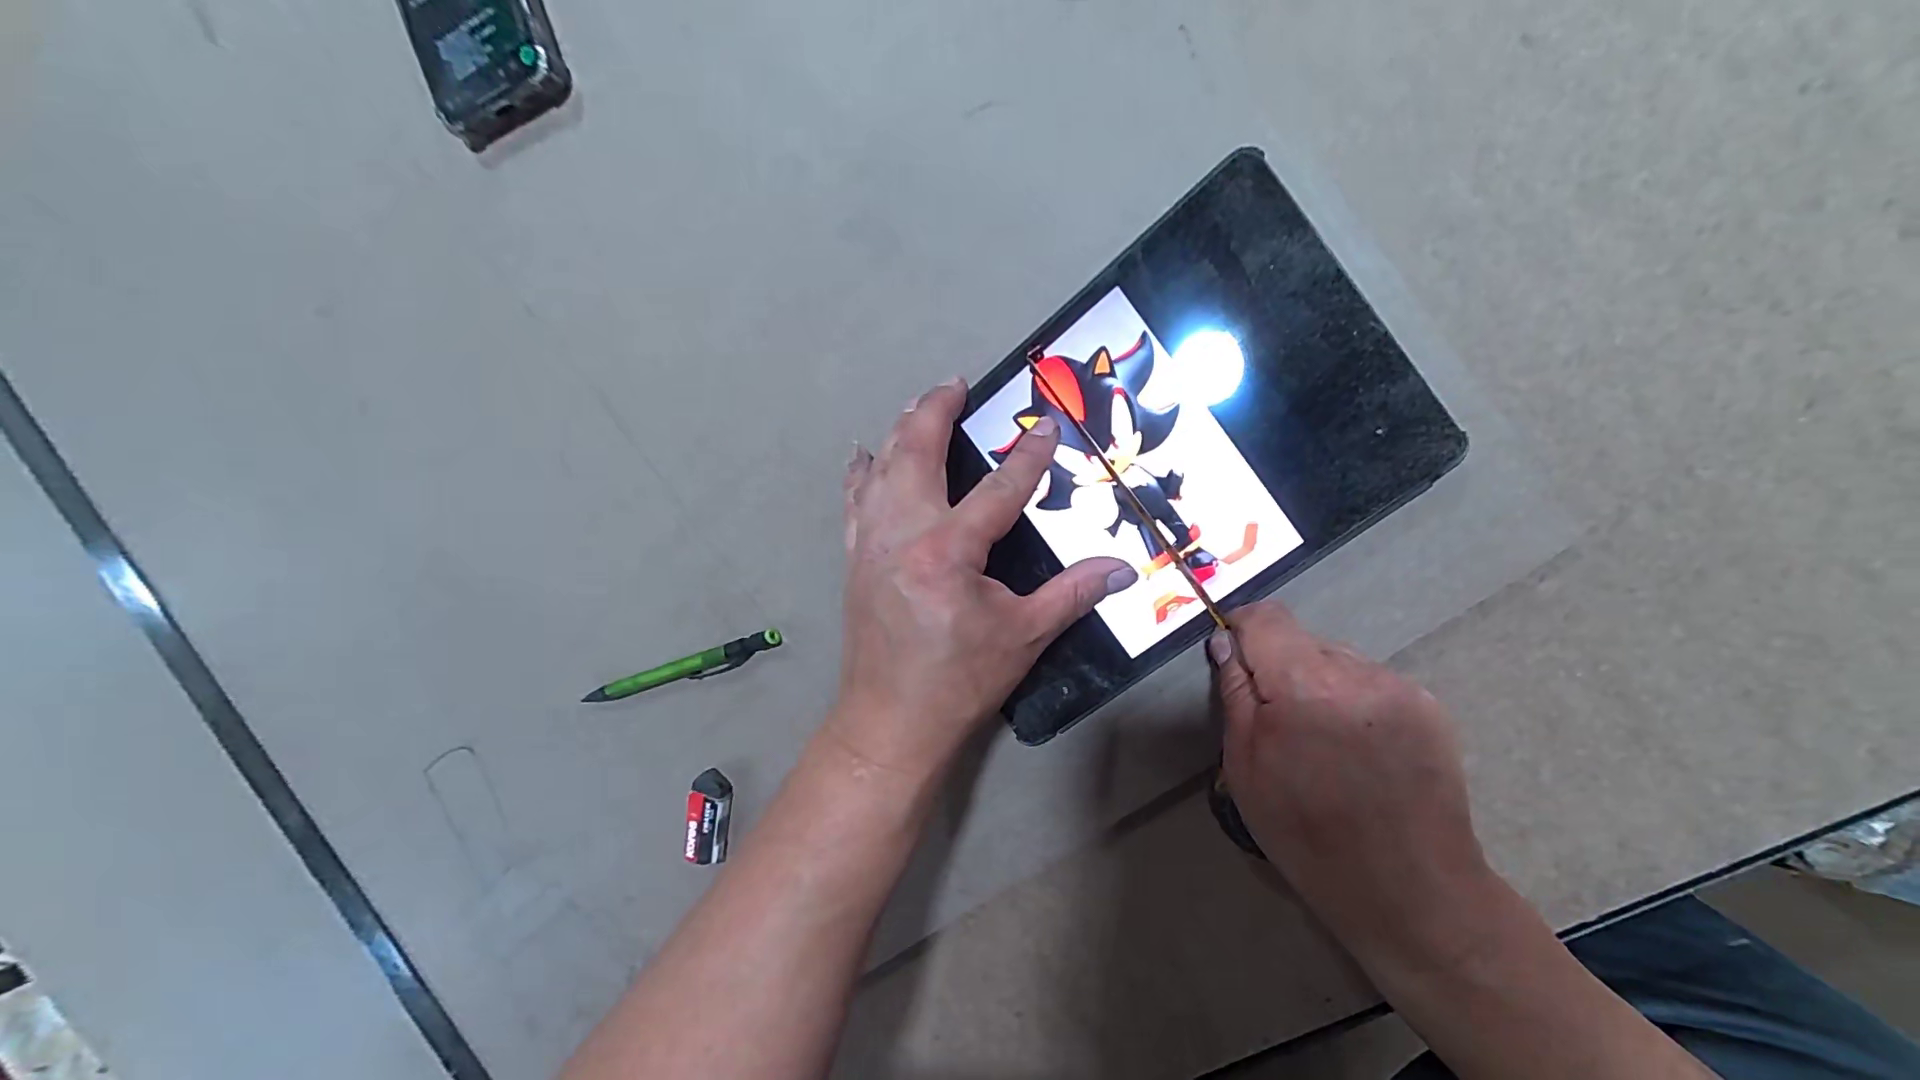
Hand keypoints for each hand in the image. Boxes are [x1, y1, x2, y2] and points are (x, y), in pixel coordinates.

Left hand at [830, 378, 1135, 780]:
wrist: (890, 719)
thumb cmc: (959, 680)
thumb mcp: (1024, 636)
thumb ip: (1072, 594)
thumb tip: (1123, 569)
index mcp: (947, 551)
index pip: (999, 489)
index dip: (1029, 456)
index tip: (1047, 427)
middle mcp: (902, 534)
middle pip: (917, 453)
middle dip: (936, 411)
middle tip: (956, 384)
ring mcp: (871, 543)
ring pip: (882, 468)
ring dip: (901, 430)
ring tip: (919, 404)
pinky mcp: (855, 558)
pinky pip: (855, 501)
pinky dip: (862, 472)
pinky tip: (865, 455)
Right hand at [1211, 599, 1493, 957]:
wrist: (1409, 891)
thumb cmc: (1306, 833)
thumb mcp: (1245, 765)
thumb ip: (1235, 692)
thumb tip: (1226, 642)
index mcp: (1306, 686)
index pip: (1267, 618)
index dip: (1242, 627)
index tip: (1232, 655)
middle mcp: (1359, 673)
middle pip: (1303, 639)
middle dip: (1280, 665)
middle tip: (1277, 719)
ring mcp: (1401, 688)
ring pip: (1338, 660)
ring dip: (1318, 683)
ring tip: (1322, 741)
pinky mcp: (1430, 707)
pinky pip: (1372, 682)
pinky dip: (1352, 701)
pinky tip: (1356, 748)